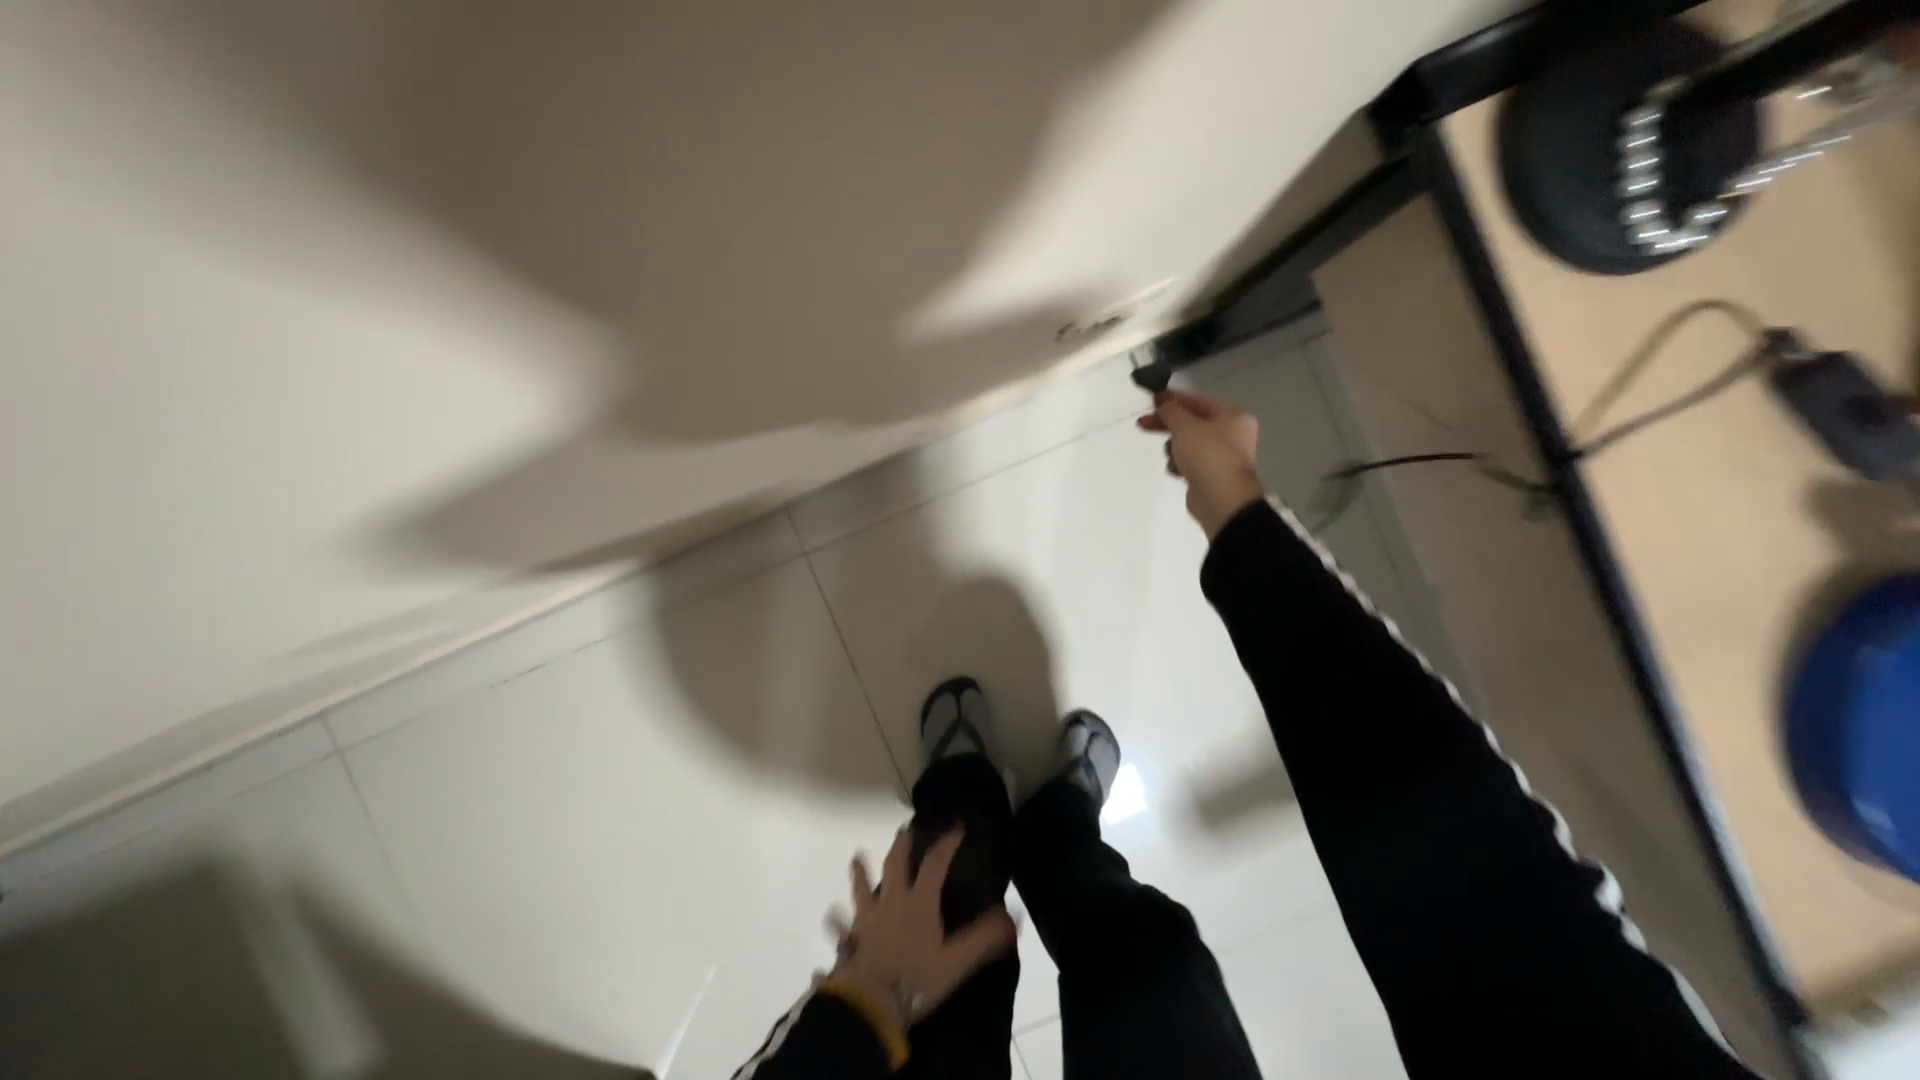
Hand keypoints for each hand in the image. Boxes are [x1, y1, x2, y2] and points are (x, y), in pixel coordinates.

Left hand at [832, 828, 1015, 1024]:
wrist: (871, 1003)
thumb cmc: (916, 979)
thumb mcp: (957, 960)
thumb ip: (984, 938)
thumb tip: (1012, 916)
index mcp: (919, 903)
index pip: (934, 864)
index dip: (946, 845)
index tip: (956, 829)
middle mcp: (891, 903)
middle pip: (894, 866)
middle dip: (900, 847)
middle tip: (902, 831)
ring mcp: (866, 921)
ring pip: (860, 890)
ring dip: (859, 873)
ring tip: (856, 858)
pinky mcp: (849, 941)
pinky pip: (840, 928)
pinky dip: (837, 922)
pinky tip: (831, 916)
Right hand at [1137, 387, 1264, 539]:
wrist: (1221, 498)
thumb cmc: (1207, 454)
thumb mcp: (1184, 426)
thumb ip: (1171, 411)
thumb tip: (1164, 404)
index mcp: (1233, 415)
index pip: (1198, 401)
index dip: (1173, 399)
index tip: (1152, 399)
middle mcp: (1232, 433)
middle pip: (1192, 423)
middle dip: (1167, 425)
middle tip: (1142, 424)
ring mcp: (1223, 456)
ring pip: (1189, 444)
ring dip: (1174, 449)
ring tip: (1173, 457)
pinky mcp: (1212, 475)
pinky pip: (1191, 463)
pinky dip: (1181, 466)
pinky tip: (1179, 472)